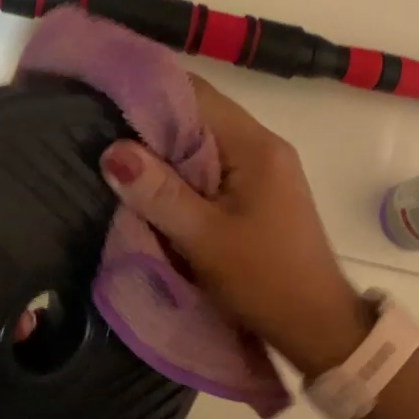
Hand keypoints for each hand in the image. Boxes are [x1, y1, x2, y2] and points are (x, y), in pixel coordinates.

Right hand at [99, 74, 372, 377]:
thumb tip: (112, 150)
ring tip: (117, 154)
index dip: (149, 92)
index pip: (196, 94)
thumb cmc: (264, 281)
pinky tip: (153, 185)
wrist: (318, 327)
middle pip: (200, 115)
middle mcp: (264, 145)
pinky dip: (184, 171)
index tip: (104, 97)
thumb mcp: (204, 239)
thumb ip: (158, 193)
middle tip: (100, 127)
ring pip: (206, 142)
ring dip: (166, 149)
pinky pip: (215, 166)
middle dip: (152, 122)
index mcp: (255, 145)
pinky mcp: (262, 192)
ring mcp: (266, 168)